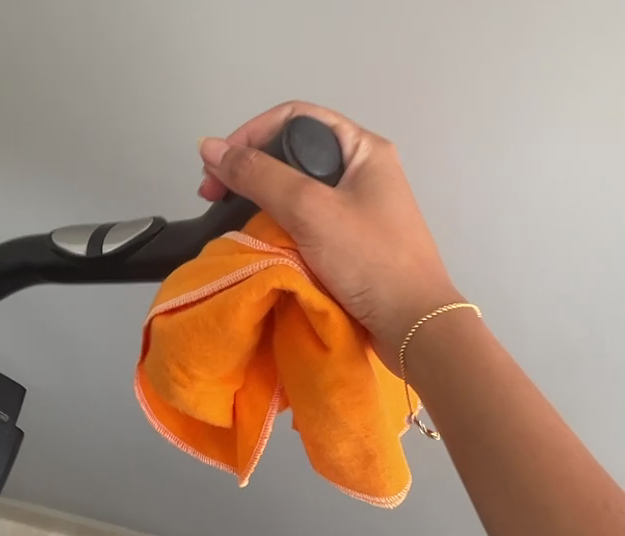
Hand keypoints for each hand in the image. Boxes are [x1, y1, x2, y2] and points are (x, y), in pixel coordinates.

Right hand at [199, 101, 462, 349]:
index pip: (294, 119)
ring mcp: (360, 213)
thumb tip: (210, 148)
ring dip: (264, 206)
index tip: (216, 167)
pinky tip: (264, 246)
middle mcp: (363, 174)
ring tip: (235, 225)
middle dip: (252, 173)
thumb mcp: (310, 210)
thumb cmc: (370, 262)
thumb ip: (258, 176)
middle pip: (294, 156)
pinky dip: (282, 233)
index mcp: (363, 149)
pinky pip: (308, 228)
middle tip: (216, 198)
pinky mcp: (354, 248)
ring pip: (298, 196)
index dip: (248, 135)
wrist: (414, 328)